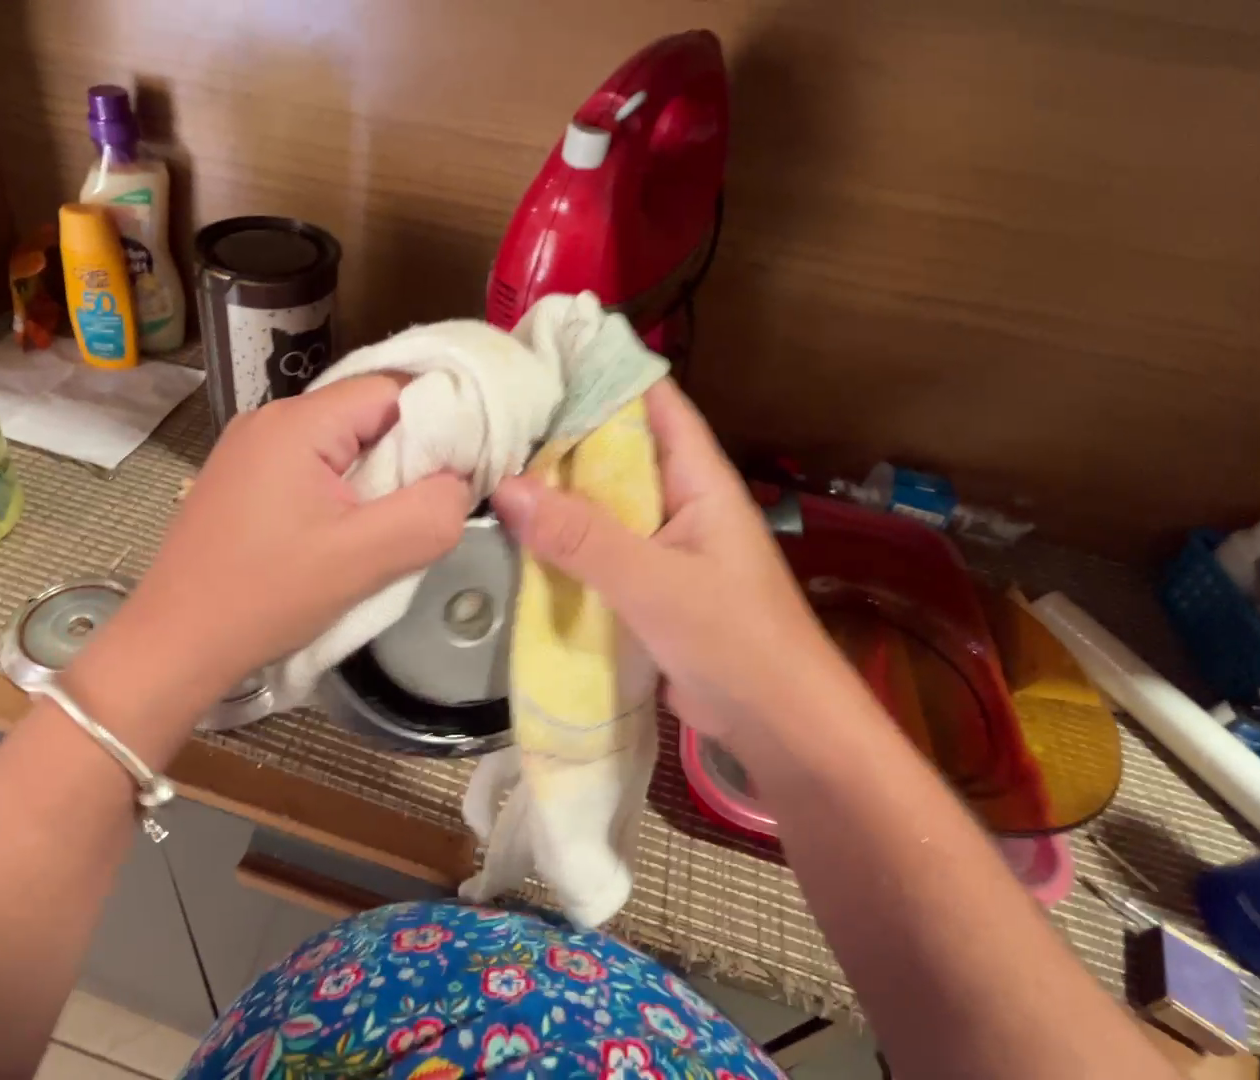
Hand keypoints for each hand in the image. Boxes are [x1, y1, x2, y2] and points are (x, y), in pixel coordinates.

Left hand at [84, 376, 472, 719]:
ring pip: (340, 445)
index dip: (440, 424)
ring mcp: (249, 449)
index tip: (462, 471)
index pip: (394, 390)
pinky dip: (340, 493)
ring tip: (384, 528)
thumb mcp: (364, 560)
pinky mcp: (241, 480)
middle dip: (407, 457)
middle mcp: (269, 418)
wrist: (174, 644)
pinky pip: (310, 468)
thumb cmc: (265, 598)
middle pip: (366, 414)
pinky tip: (340, 535)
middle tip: (425, 507)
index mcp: (297, 422)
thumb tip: (461, 484)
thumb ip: (429, 514)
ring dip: (373, 480)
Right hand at [490, 379, 838, 744]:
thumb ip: (582, 536)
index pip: (650, 401)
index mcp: (697, 479)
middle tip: (487, 417)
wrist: (776, 726)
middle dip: (557, 435)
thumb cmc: (735, 640)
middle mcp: (675, 502)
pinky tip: (510, 539)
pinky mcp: (641, 588)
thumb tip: (504, 487)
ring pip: (597, 505)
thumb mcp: (654, 582)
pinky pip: (592, 552)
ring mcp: (657, 546)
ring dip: (552, 494)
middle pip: (612, 452)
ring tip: (483, 468)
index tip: (535, 357)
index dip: (601, 373)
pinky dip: (557, 544)